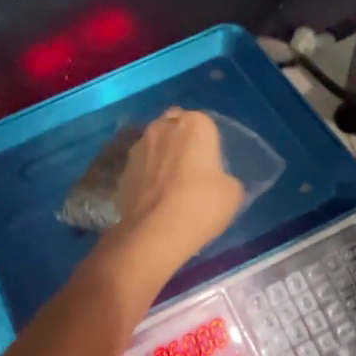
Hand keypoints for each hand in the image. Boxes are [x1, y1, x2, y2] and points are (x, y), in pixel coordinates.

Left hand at [106, 109, 243, 268]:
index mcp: (194, 124)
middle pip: (174, 127)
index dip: (208, 143)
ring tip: (168, 184)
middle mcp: (163, 127)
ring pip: (154, 145)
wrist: (155, 231)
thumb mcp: (233, 192)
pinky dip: (146, 175)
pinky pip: (140, 166)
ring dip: (161, 156)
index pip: (204, 124)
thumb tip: (215, 181)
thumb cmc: (201, 204)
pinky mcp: (122, 168)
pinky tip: (153, 196)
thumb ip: (224, 176)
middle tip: (190, 168)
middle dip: (180, 141)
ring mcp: (138, 147)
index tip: (211, 164)